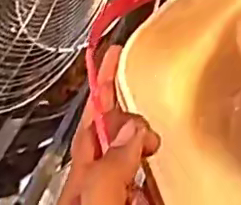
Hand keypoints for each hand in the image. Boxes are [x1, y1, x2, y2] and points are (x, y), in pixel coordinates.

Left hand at [59, 45, 160, 204]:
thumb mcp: (96, 202)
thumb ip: (110, 165)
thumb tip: (133, 128)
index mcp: (80, 179)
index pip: (93, 119)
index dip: (102, 83)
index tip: (113, 51)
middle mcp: (94, 186)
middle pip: (119, 133)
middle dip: (138, 128)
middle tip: (151, 142)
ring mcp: (114, 197)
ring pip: (137, 158)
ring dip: (150, 159)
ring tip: (153, 177)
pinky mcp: (137, 204)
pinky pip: (152, 183)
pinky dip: (160, 183)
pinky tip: (160, 193)